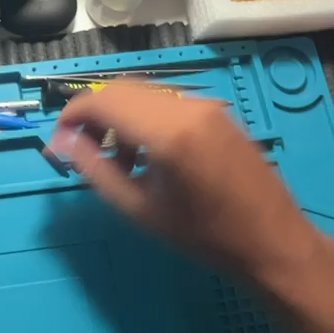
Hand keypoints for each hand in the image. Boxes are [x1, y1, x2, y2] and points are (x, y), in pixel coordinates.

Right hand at [48, 83, 325, 288]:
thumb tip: (62, 143)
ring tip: (118, 160)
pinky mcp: (217, 111)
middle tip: (81, 148)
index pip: (102, 101)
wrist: (274, 243)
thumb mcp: (140, 209)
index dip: (72, 115)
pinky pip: (166, 102)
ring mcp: (205, 105)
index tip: (59, 141)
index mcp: (167, 132)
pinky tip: (147, 154)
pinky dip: (144, 117)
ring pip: (142, 93)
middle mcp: (186, 107)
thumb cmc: (205, 236)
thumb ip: (96, 170)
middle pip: (120, 89)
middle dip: (93, 113)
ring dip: (118, 115)